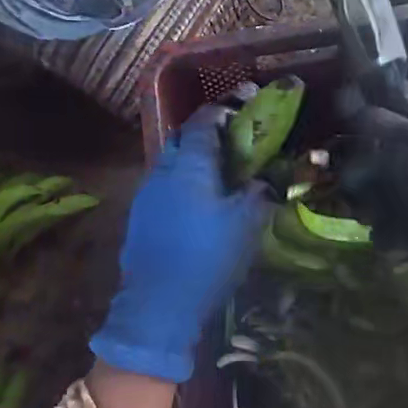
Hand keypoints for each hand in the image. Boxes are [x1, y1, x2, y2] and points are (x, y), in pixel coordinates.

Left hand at [91, 106, 271, 382]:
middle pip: (184, 137)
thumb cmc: (208, 258)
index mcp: (190, 164)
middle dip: (208, 131)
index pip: (205, 120)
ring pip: (173, 161)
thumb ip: (260, 192)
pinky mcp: (140, 216)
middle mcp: (164, 169)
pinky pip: (164, 185)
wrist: (158, 304)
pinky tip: (198, 203)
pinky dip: (183, 182)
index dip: (226, 108)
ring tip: (221, 172)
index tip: (247, 102)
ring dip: (195, 159)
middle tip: (235, 139)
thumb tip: (266, 178)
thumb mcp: (246, 224)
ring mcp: (147, 193)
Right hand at [344, 80, 407, 307]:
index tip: (353, 112)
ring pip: (402, 181)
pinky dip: (396, 227)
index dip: (388, 97)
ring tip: (370, 218)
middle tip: (353, 179)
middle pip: (405, 141)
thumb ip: (400, 137)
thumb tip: (358, 104)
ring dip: (380, 198)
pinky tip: (389, 242)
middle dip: (374, 160)